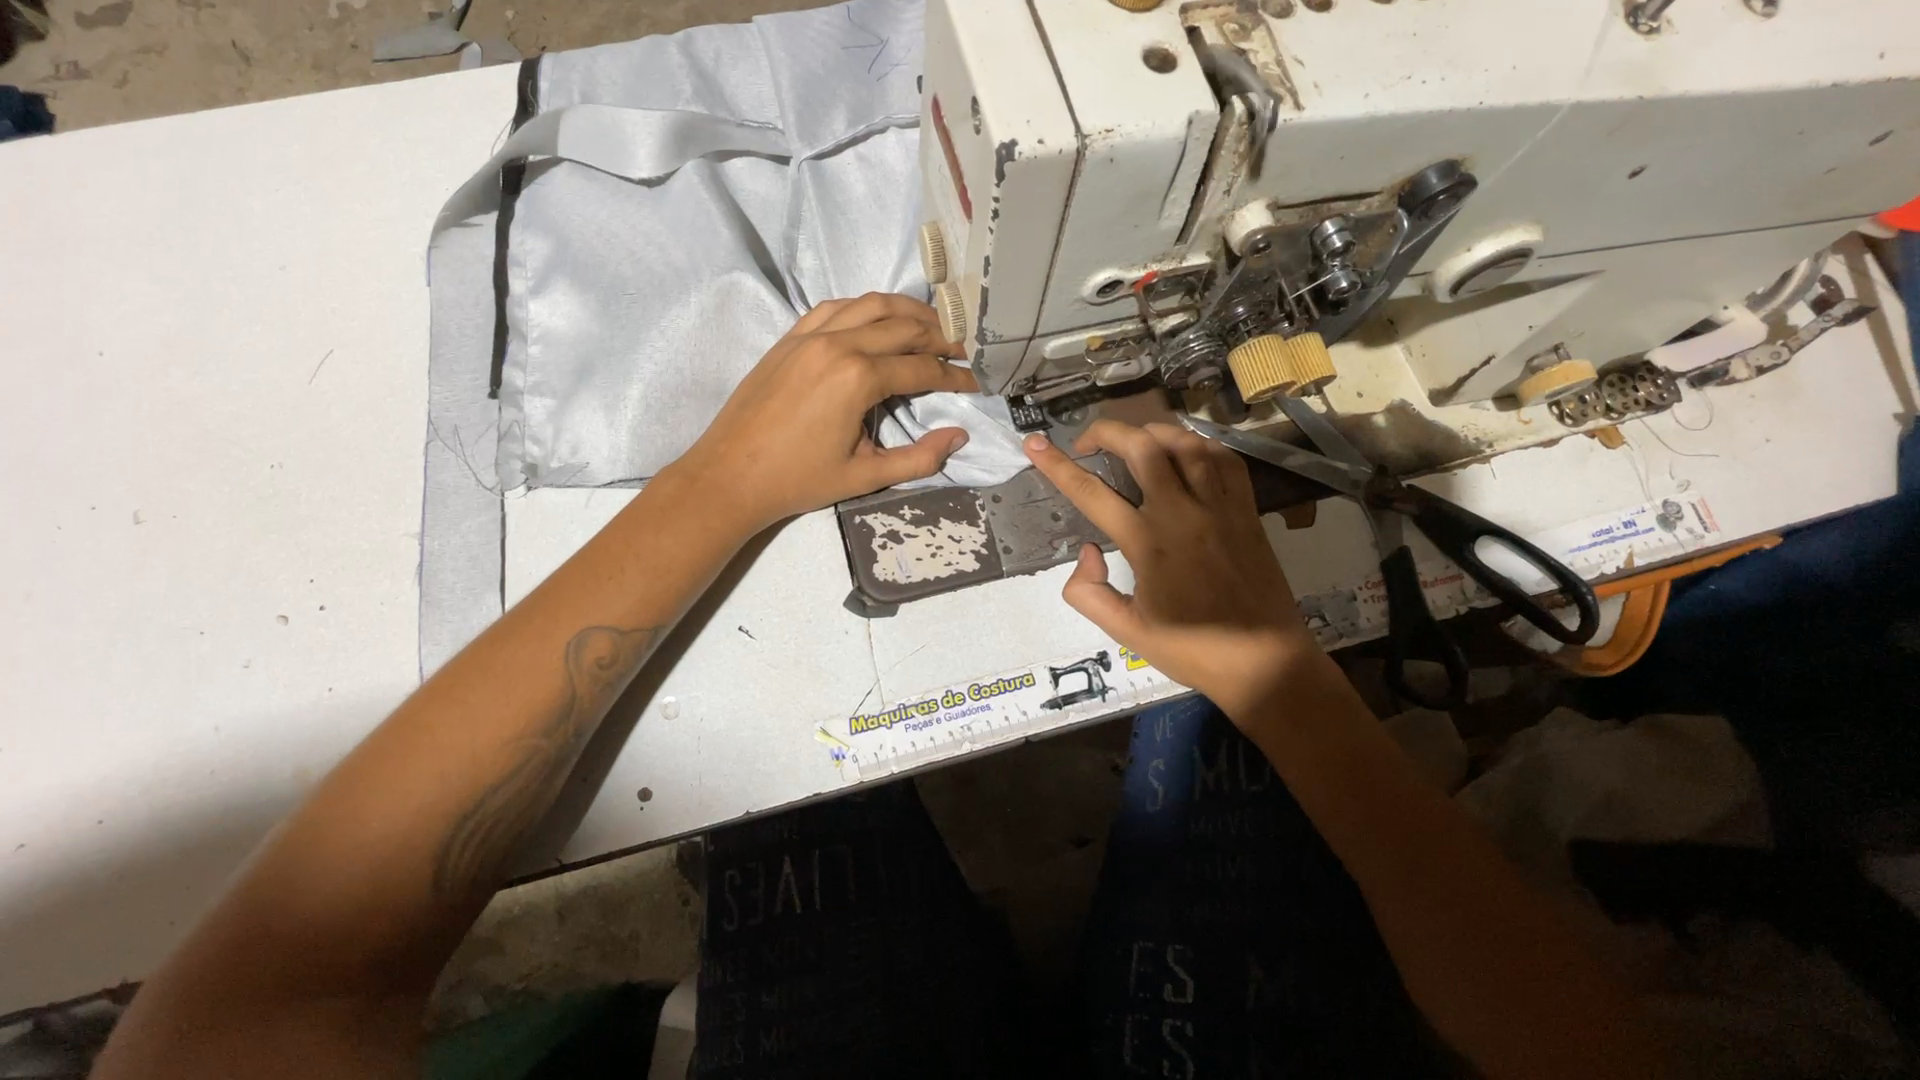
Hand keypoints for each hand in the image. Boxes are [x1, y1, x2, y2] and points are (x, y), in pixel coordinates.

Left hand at [671, 293, 979, 531]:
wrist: (730, 475)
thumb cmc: (798, 480)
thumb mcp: (865, 477)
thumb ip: (919, 459)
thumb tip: (959, 437)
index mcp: (858, 379)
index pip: (922, 368)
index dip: (955, 375)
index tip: (976, 382)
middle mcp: (838, 344)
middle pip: (904, 326)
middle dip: (941, 336)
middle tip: (963, 349)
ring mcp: (810, 335)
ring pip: (871, 304)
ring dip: (908, 311)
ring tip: (931, 326)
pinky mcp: (791, 337)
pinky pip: (835, 307)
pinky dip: (865, 307)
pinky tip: (878, 320)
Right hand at [1022, 420, 1327, 721]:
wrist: (1264, 662)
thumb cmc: (1192, 651)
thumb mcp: (1126, 632)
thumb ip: (1088, 593)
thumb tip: (1088, 552)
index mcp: (1147, 544)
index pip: (1091, 493)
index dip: (1057, 466)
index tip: (1033, 444)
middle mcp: (1182, 514)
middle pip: (1142, 447)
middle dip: (1107, 432)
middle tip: (1088, 443)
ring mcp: (1220, 508)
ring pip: (1185, 443)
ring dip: (1152, 432)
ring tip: (1134, 441)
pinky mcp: (1247, 511)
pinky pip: (1225, 460)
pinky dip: (1199, 445)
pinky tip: (1186, 452)